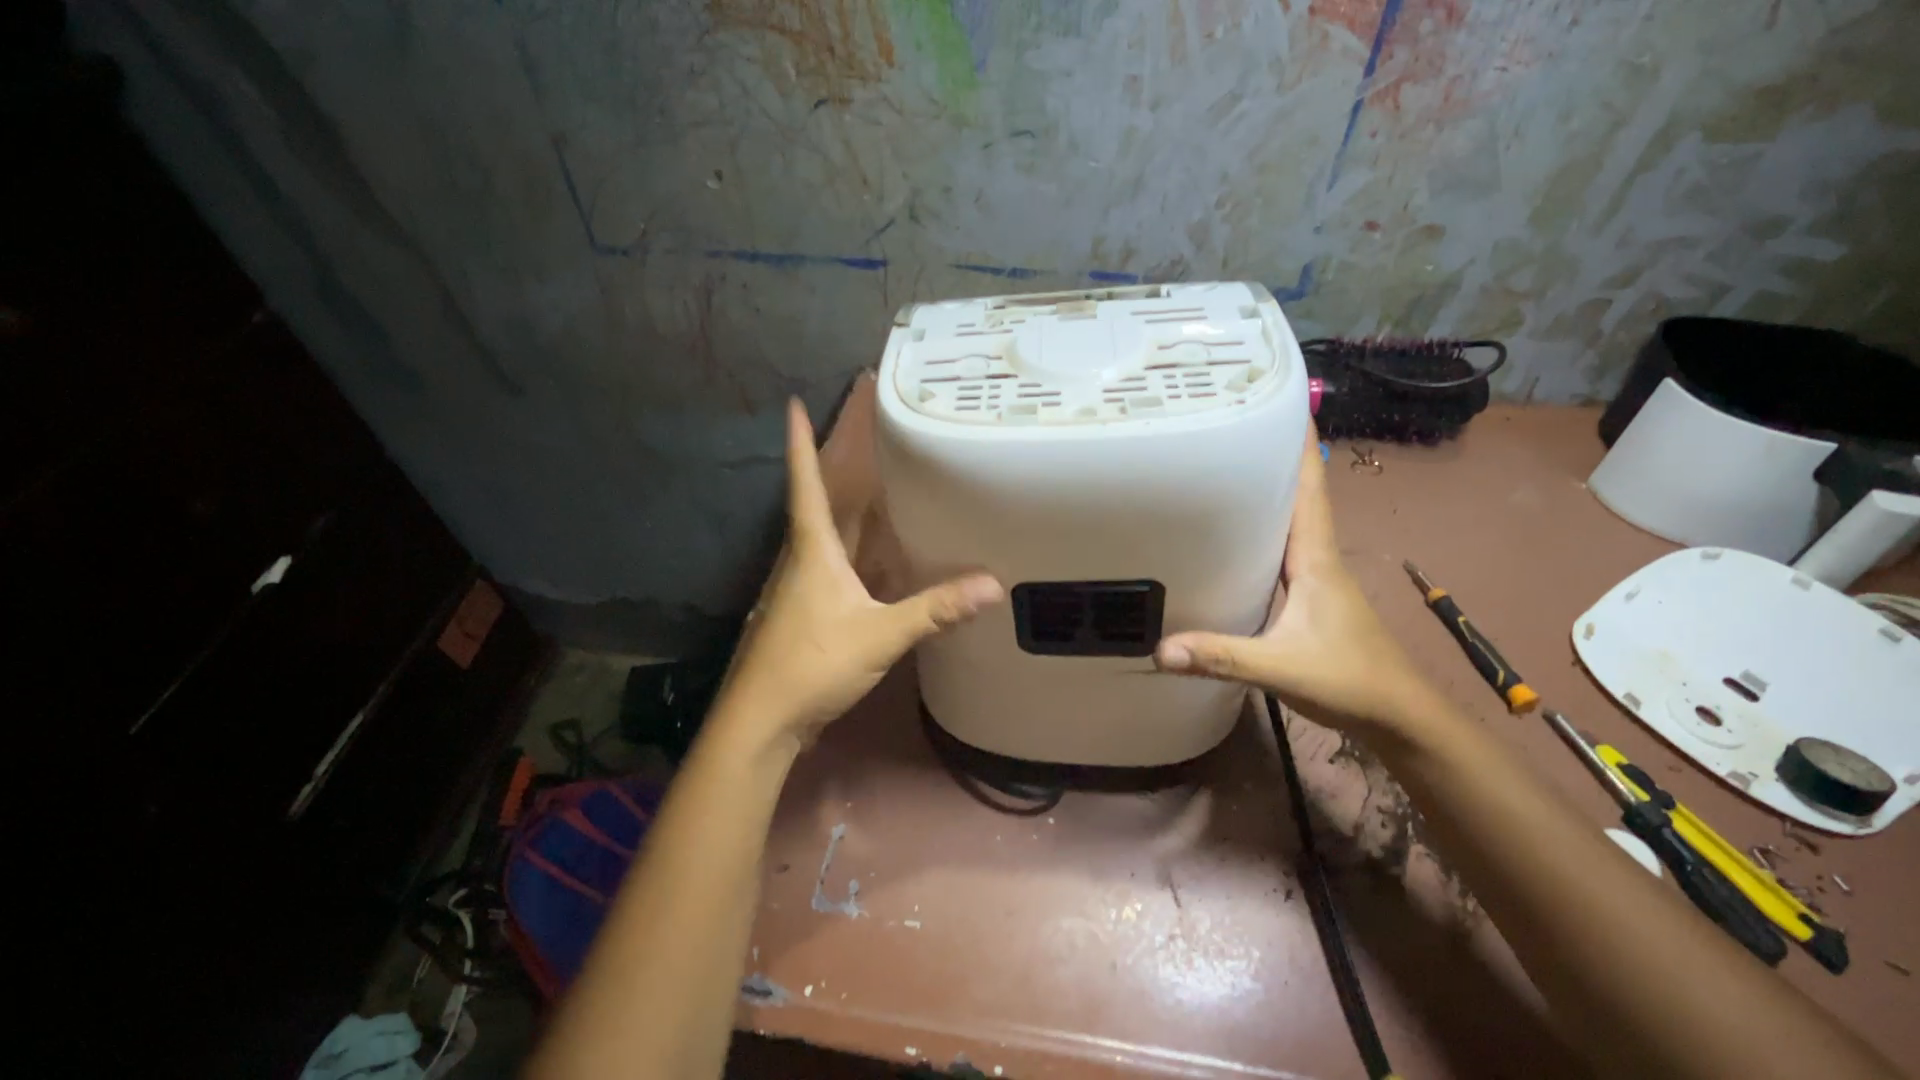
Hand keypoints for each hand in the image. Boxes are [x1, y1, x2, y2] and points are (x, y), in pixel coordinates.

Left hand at [718, 378, 1004, 746]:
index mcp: (813, 550)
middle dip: (836, 469)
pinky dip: (860, 557)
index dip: (799, 443)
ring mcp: (802, 590)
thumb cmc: (813, 663)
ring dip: (851, 513)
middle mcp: (803, 561)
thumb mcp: (881, 634)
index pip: (806, 483)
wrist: (764, 720)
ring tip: (883, 488)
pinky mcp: (808, 616)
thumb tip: (993, 584)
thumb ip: (934, 609)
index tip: (792, 403)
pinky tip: (885, 562)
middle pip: (821, 504)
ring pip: (830, 539)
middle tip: (863, 434)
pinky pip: (838, 571)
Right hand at [1153, 425, 1438, 732]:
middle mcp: (1315, 557)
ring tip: (1221, 466)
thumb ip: (1222, 657)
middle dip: (1269, 454)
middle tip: (1228, 422)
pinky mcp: (1306, 597)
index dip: (1297, 440)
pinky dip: (1257, 531)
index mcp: (1315, 557)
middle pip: (1295, 492)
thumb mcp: (1282, 667)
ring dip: (1264, 490)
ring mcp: (1313, 577)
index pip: (1309, 486)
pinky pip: (1278, 549)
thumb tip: (1158, 649)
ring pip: (1287, 520)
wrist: (1397, 717)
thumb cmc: (1350, 680)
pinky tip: (1228, 538)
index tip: (1278, 396)